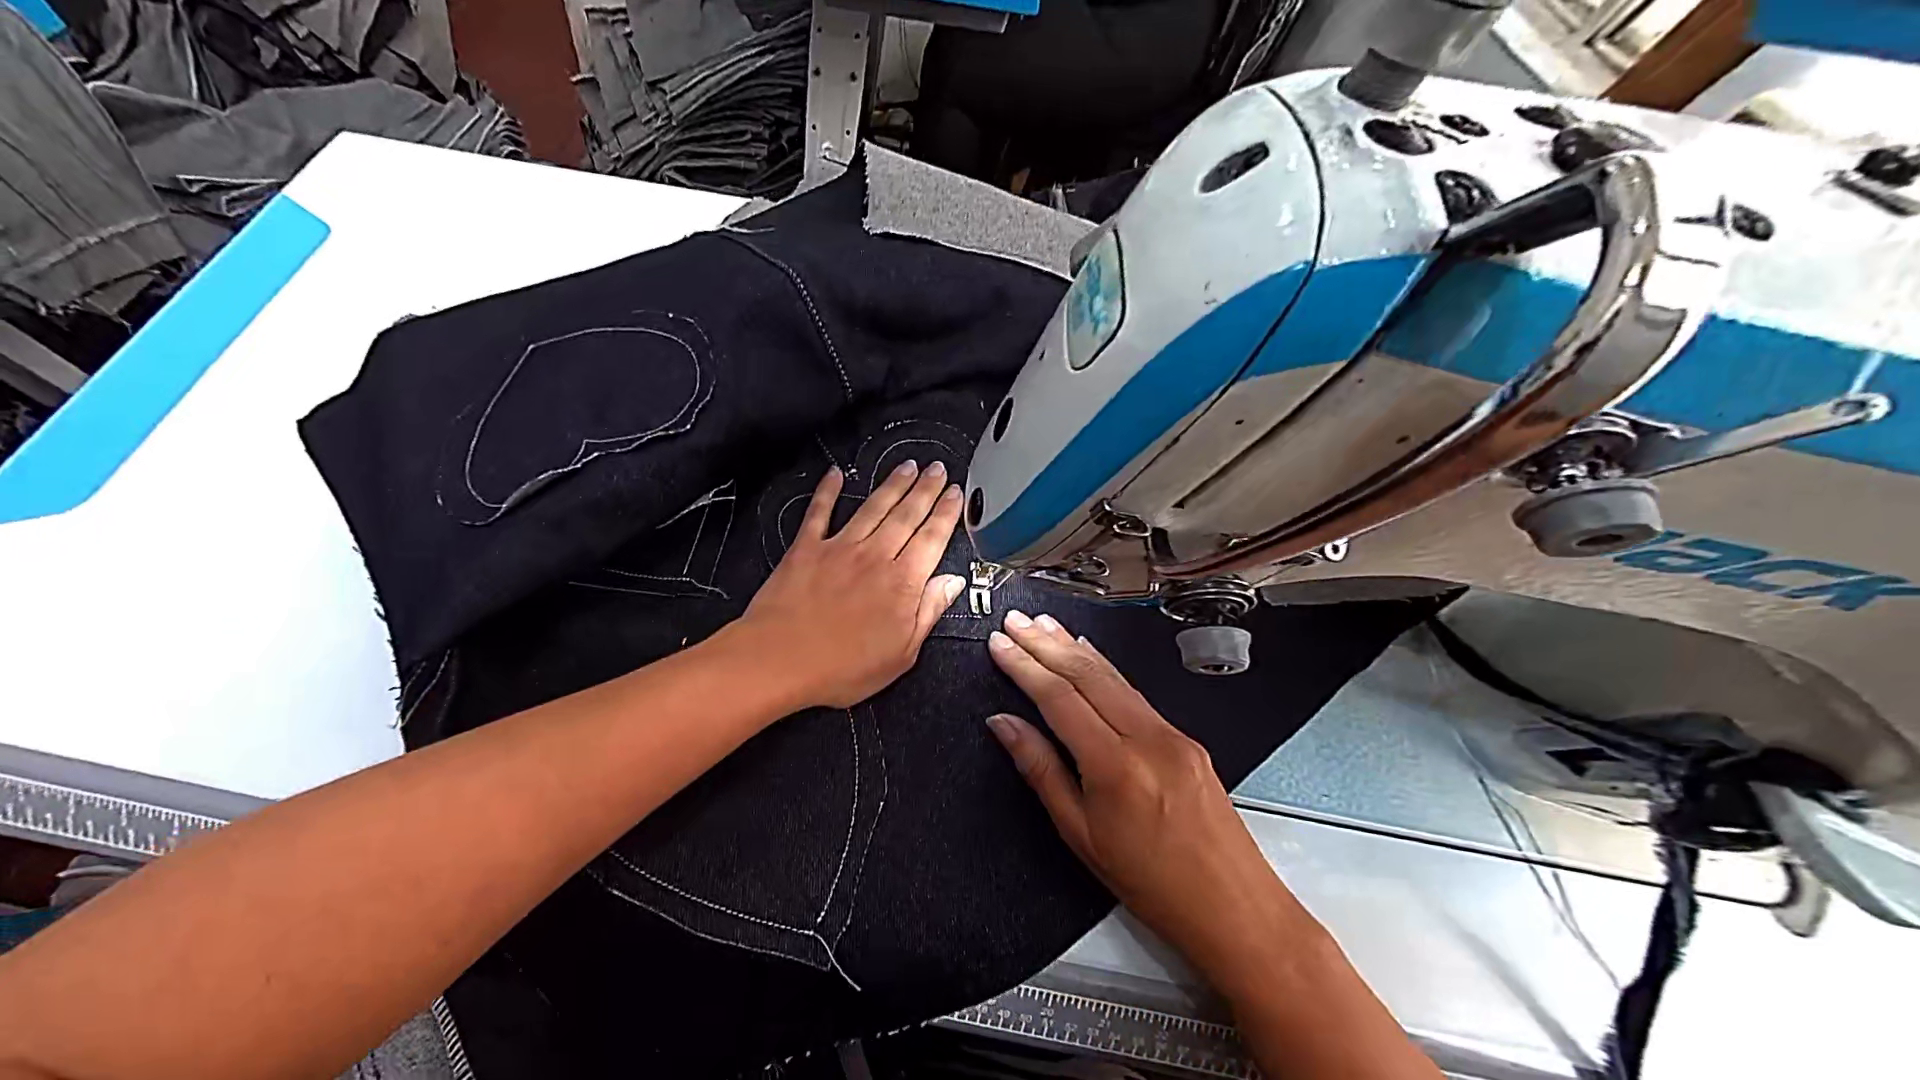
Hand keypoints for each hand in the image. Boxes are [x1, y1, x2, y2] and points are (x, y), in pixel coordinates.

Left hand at [729, 460, 965, 709]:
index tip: (955, 494)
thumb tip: (951, 584)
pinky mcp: (806, 549)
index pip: (932, 538)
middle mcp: (874, 557)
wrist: (779, 661)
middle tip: (936, 469)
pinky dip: (828, 491)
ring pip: (873, 507)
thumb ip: (929, 612)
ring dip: (892, 484)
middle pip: (907, 514)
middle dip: (925, 489)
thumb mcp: (902, 653)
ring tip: (907, 467)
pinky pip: (819, 512)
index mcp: (902, 583)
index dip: (946, 513)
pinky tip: (836, 475)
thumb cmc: (840, 667)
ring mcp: (839, 549)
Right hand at [983, 611, 1305, 978]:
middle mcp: (1148, 740)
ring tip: (1044, 626)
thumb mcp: (1080, 835)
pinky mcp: (1187, 739)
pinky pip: (1136, 692)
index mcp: (1116, 767)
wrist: (1233, 908)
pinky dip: (1105, 668)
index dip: (1024, 665)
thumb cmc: (1155, 885)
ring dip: (1074, 647)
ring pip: (1113, 677)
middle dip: (1044, 643)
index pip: (1059, 697)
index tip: (1001, 645)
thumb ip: (1040, 769)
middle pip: (1086, 674)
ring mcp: (1173, 735)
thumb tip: (1005, 726)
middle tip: (1016, 622)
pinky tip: (1089, 655)